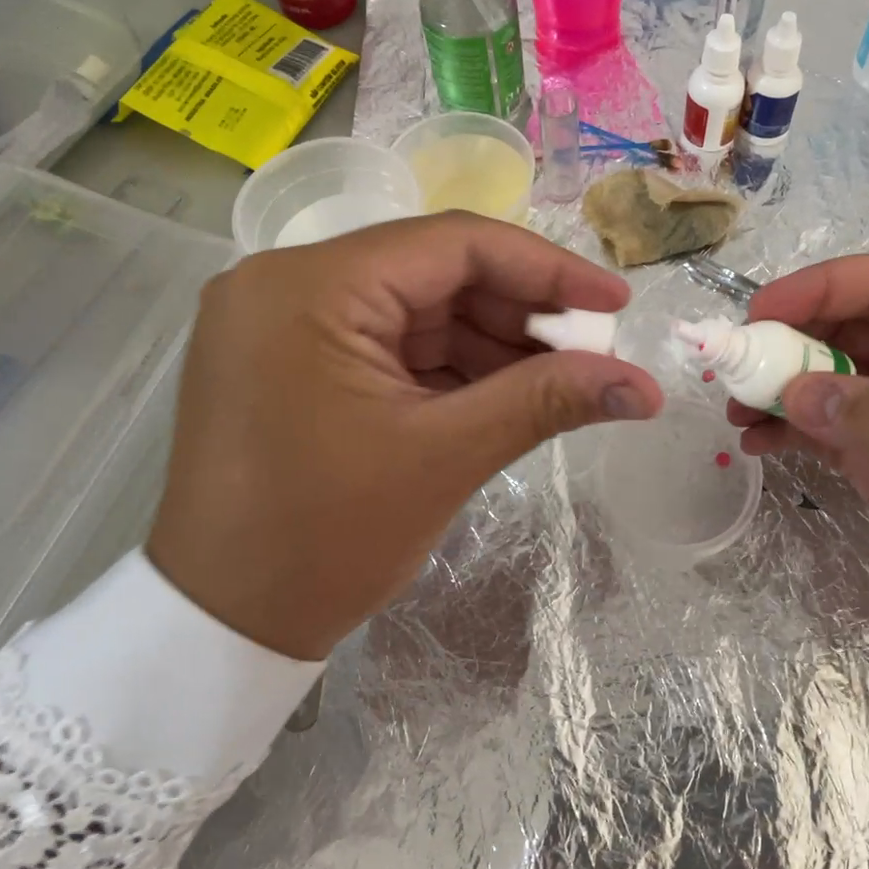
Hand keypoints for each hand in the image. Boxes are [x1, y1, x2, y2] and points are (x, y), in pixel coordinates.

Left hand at [148, 213, 662, 660]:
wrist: (222, 624)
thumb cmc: (325, 538)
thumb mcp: (446, 457)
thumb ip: (548, 401)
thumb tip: (646, 387)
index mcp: (310, 285)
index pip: (453, 244)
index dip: (546, 270)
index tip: (615, 306)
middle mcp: (285, 283)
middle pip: (433, 273)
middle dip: (520, 314)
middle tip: (592, 355)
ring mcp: (281, 324)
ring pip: (414, 311)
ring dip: (489, 344)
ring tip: (557, 384)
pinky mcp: (287, 363)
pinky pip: (387, 345)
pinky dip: (447, 368)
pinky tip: (500, 397)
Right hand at [731, 254, 868, 634]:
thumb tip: (798, 391)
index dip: (821, 288)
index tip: (761, 311)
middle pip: (844, 325)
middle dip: (785, 336)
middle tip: (732, 364)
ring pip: (824, 375)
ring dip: (776, 383)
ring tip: (734, 406)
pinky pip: (821, 429)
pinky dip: (784, 429)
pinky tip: (754, 442)